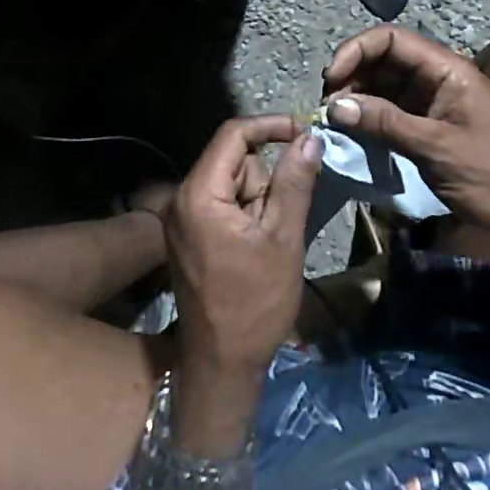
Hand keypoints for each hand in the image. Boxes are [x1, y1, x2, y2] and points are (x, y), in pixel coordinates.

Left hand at [166, 116, 321, 378]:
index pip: (233, 135)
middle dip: (263, 182)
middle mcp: (180, 198)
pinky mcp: (186, 233)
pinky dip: (245, 215)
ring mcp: (180, 217)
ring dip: (256, 201)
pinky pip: (222, 203)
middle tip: (277, 225)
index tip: (305, 134)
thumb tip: (310, 138)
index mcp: (198, 194)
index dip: (271, 126)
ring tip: (265, 244)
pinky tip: (252, 248)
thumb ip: (294, 181)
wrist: (221, 363)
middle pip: (234, 160)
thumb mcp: (283, 237)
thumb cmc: (255, 302)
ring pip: (232, 182)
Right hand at [324, 24, 489, 236]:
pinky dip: (366, 116)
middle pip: (383, 59)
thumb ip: (385, 122)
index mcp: (447, 70)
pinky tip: (350, 130)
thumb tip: (335, 105)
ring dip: (355, 96)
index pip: (393, 39)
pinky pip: (387, 110)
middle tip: (328, 105)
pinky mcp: (424, 123)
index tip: (332, 78)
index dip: (357, 50)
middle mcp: (435, 77)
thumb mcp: (436, 147)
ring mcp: (429, 100)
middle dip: (351, 74)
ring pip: (381, 84)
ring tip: (334, 119)